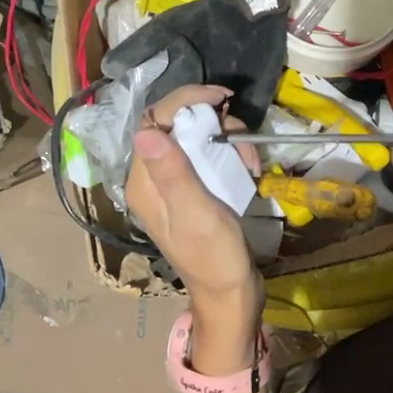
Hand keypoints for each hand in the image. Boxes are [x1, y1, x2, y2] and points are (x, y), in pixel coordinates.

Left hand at [125, 85, 263, 341]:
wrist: (231, 293)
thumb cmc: (213, 257)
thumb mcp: (195, 214)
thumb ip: (173, 173)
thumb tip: (146, 133)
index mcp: (143, 182)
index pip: (153, 122)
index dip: (183, 101)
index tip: (220, 98)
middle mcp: (152, 178)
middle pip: (174, 124)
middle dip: (210, 120)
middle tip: (240, 132)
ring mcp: (173, 182)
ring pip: (194, 136)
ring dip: (226, 138)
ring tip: (249, 160)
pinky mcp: (193, 187)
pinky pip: (207, 154)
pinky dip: (230, 152)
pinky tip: (248, 168)